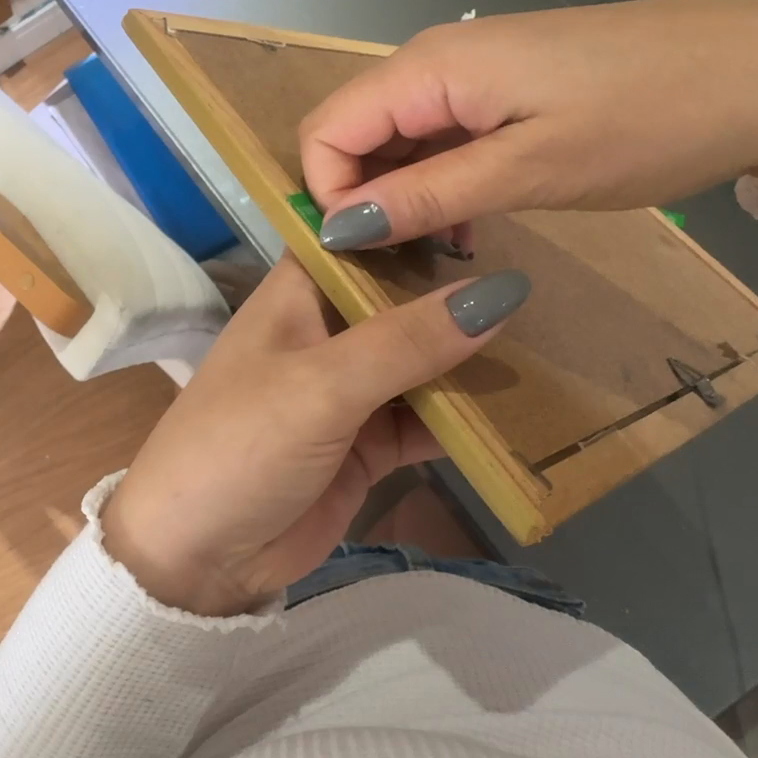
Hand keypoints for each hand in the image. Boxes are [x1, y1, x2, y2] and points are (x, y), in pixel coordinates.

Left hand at [100, 259, 529, 616]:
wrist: (196, 556)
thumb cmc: (242, 444)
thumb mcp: (322, 385)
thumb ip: (407, 341)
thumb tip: (503, 290)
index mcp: (295, 297)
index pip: (360, 241)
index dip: (416, 223)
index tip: (492, 201)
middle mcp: (323, 334)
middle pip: (401, 301)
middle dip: (461, 294)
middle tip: (556, 273)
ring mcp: (346, 393)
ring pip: (423, 363)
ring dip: (474, 360)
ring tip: (562, 337)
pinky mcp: (366, 447)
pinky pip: (427, 422)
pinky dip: (469, 420)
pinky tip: (532, 409)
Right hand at [299, 0, 757, 248]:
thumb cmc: (651, 119)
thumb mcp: (528, 171)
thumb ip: (424, 197)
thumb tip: (338, 226)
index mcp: (427, 69)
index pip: (323, 131)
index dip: (327, 194)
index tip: (365, 253)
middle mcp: (432, 61)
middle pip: (353, 134)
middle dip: (361, 200)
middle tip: (399, 261)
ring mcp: (470, 72)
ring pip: (394, 141)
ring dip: (401, 197)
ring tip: (440, 251)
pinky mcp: (503, 88)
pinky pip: (438, 137)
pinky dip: (437, 183)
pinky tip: (470, 221)